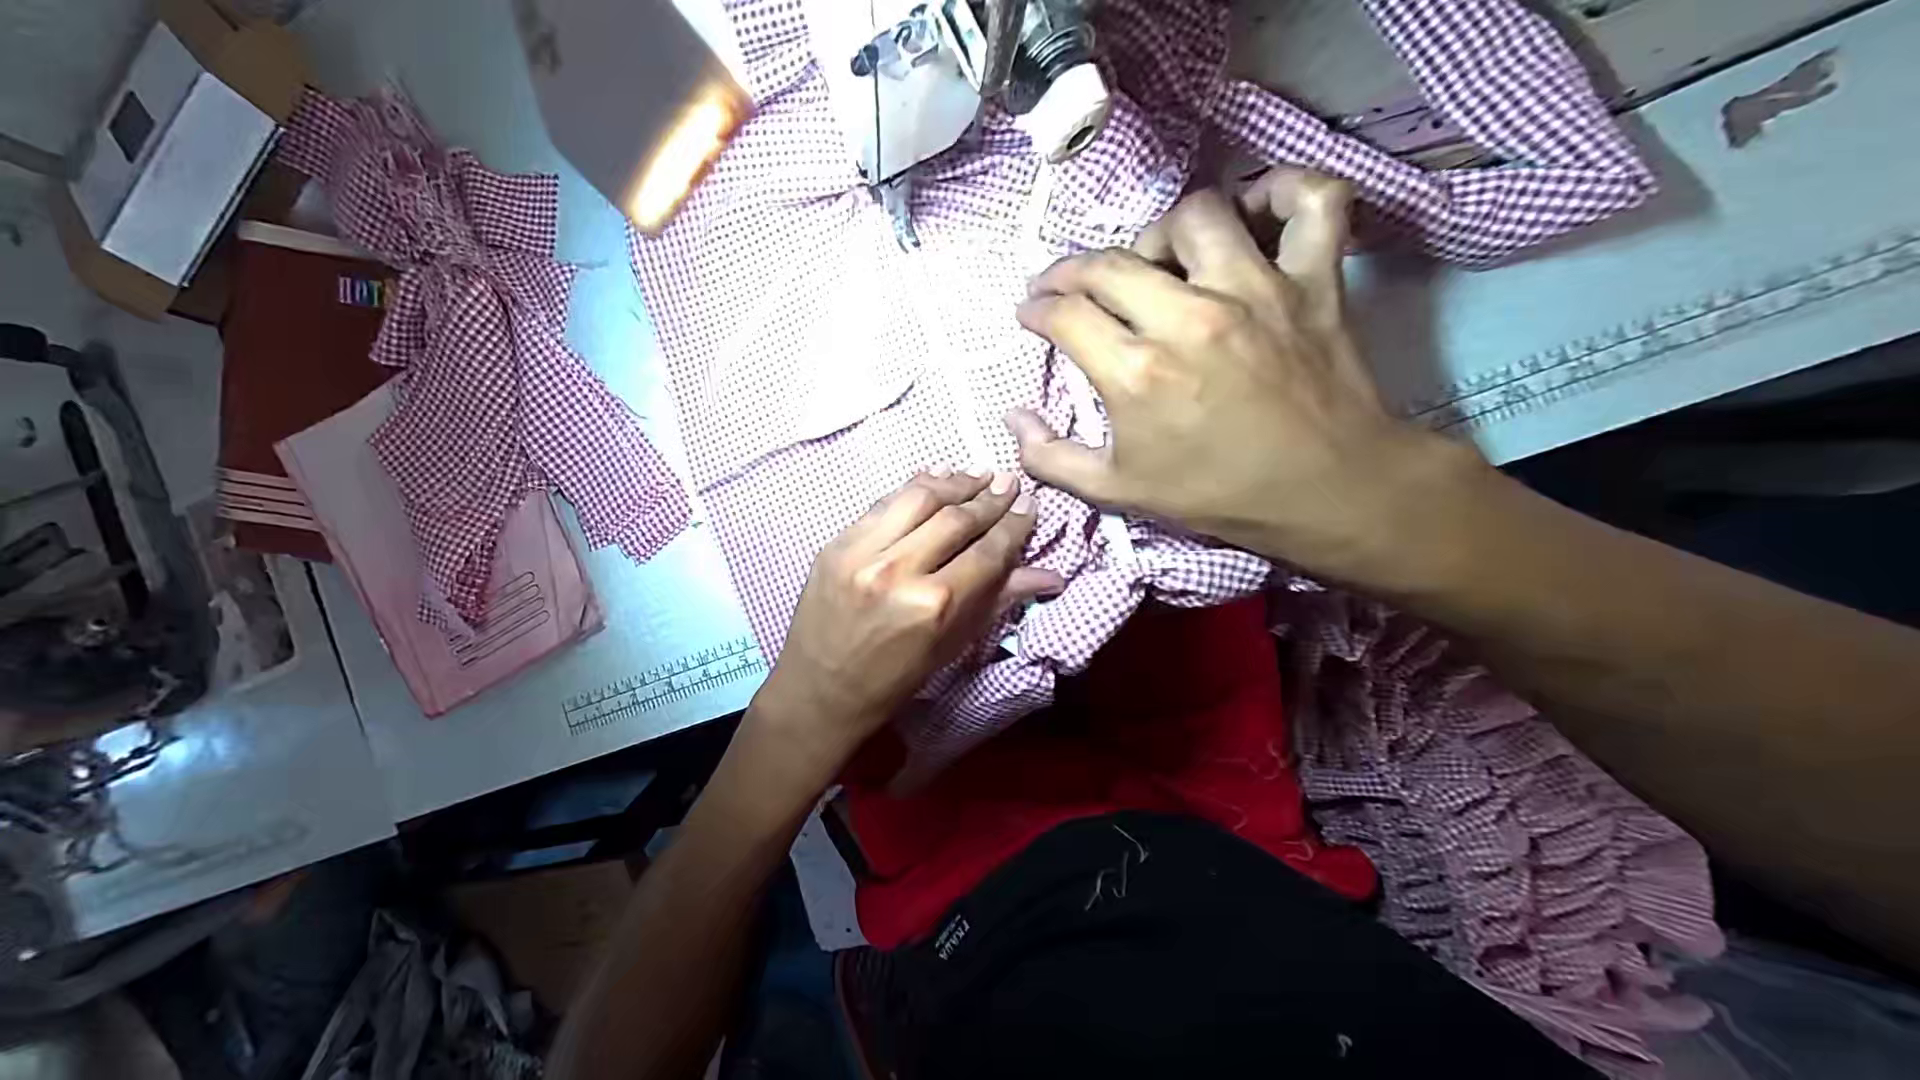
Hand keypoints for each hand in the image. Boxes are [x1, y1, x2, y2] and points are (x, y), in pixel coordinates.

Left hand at [749, 470, 1063, 771]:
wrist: (821, 690)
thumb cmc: (895, 679)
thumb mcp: (953, 646)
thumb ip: (998, 600)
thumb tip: (1050, 575)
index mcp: (934, 605)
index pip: (987, 552)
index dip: (1014, 525)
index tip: (1029, 505)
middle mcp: (899, 571)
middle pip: (956, 519)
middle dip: (989, 498)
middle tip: (1009, 481)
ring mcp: (861, 553)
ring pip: (918, 498)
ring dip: (954, 482)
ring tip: (976, 474)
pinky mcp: (835, 544)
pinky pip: (883, 504)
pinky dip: (912, 487)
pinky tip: (934, 477)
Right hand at [1007, 169, 1484, 582]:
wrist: (1324, 492)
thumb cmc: (1216, 494)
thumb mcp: (1118, 492)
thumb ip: (1051, 459)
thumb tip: (1012, 417)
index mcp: (1136, 372)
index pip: (1065, 313)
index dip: (1036, 308)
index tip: (1033, 313)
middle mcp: (1188, 317)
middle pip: (1110, 262)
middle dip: (1071, 270)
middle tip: (1069, 287)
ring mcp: (1256, 289)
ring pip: (1194, 217)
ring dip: (1161, 235)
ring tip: (1158, 263)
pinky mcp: (1314, 279)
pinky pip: (1311, 202)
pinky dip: (1285, 192)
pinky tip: (1256, 210)